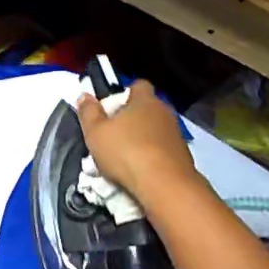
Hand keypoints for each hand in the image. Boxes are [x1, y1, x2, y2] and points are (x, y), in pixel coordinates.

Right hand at [76, 80, 198, 201]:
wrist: (163, 183)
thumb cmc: (125, 152)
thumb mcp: (96, 133)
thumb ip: (89, 113)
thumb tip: (85, 95)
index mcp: (144, 100)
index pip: (138, 85)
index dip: (125, 94)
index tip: (113, 109)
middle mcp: (164, 111)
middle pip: (147, 108)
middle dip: (133, 118)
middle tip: (116, 134)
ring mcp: (176, 133)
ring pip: (156, 129)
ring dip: (144, 138)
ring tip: (128, 156)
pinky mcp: (183, 153)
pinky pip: (164, 148)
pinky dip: (154, 155)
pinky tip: (143, 169)